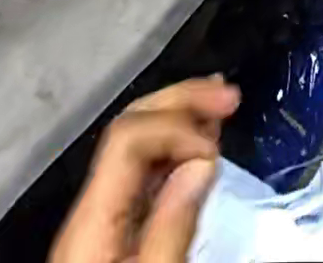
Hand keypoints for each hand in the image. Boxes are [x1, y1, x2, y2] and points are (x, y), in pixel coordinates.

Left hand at [49, 76, 240, 262]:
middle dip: (182, 101)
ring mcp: (104, 214)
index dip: (178, 128)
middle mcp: (93, 207)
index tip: (215, 156)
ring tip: (222, 102)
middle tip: (229, 95)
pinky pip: (148, 166)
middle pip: (131, 126)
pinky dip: (180, 141)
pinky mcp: (118, 226)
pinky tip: (204, 139)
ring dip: (184, 113)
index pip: (131, 137)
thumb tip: (203, 160)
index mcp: (93, 220)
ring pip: (139, 138)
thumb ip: (173, 226)